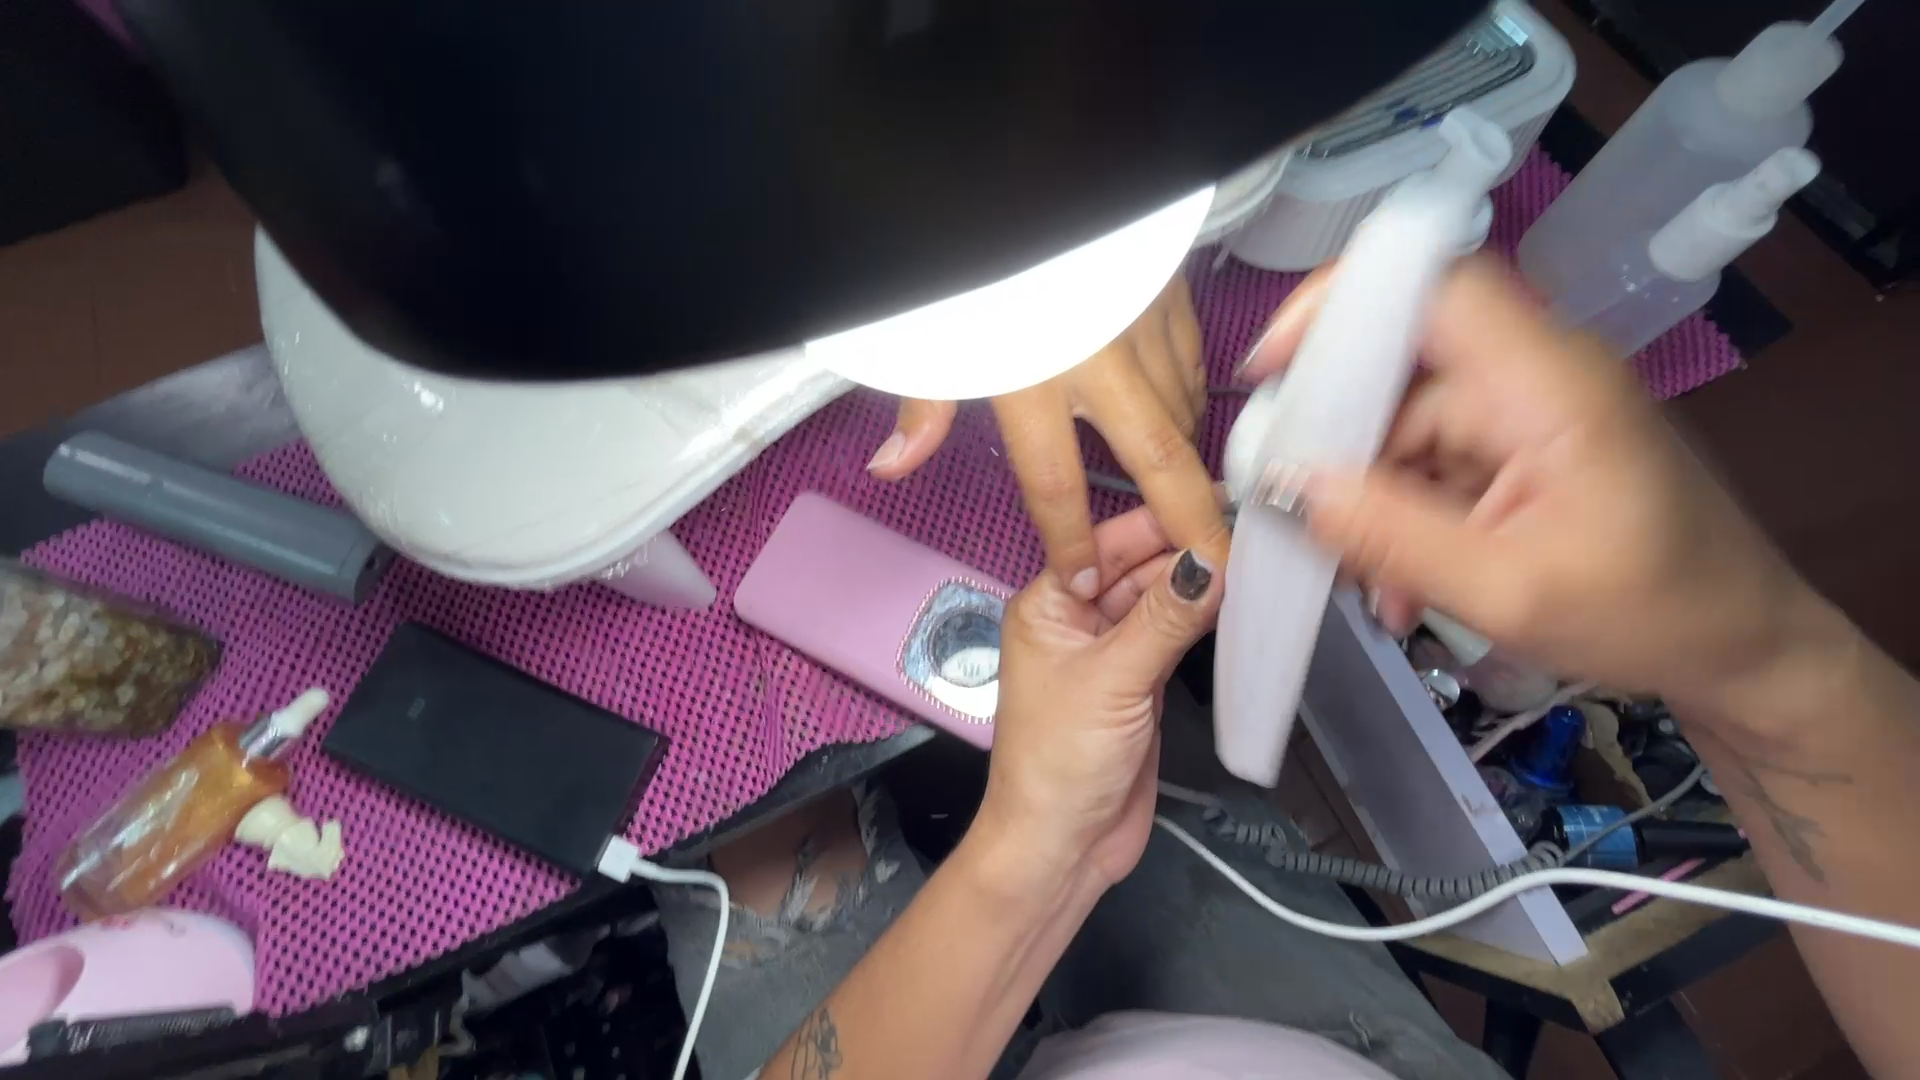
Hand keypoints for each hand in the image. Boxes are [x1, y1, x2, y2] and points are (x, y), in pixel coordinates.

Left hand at [868, 275, 1229, 599]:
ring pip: (1181, 414)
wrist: (1028, 181)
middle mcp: (1097, 359)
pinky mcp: (1168, 297)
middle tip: (1213, 568)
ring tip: (1187, 500)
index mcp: (1032, 376)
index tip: (1083, 579)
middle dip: (1188, 520)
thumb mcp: (940, 335)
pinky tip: (1180, 422)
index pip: (1053, 480)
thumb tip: (892, 466)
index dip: (1069, 539)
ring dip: (1184, 462)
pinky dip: (1188, 403)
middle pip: (1157, 457)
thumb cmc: (982, 270)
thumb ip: (923, 406)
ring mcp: (1142, 326)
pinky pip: (1190, 367)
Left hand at [975, 506, 1221, 891]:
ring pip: (1160, 600)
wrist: (1063, 845)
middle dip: (1189, 548)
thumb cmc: (1065, 757)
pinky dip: (1203, 619)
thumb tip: (1214, 558)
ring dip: (1201, 583)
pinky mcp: (1139, 679)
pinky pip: (1173, 634)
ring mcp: (1110, 649)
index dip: (1164, 521)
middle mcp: (1076, 616)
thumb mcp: (1113, 680)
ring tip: (1259, 554)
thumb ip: (1165, 619)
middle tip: (1257, 527)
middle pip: (1138, 567)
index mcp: (1049, 602)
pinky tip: (1240, 598)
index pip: (1108, 542)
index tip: (1224, 500)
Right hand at [1240, 257, 1819, 714]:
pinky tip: (1398, 582)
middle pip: (1393, 374)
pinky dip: (1392, 519)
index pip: (1435, 291)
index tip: (1269, 370)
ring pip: (1395, 431)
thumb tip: (1287, 487)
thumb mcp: (1504, 591)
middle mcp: (1526, 380)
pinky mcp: (1509, 449)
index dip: (1339, 308)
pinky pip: (1418, 465)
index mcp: (1545, 387)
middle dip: (1333, 448)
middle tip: (1296, 517)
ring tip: (1369, 581)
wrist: (1741, 649)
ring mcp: (1516, 415)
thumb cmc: (1650, 616)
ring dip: (1363, 503)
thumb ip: (1389, 536)